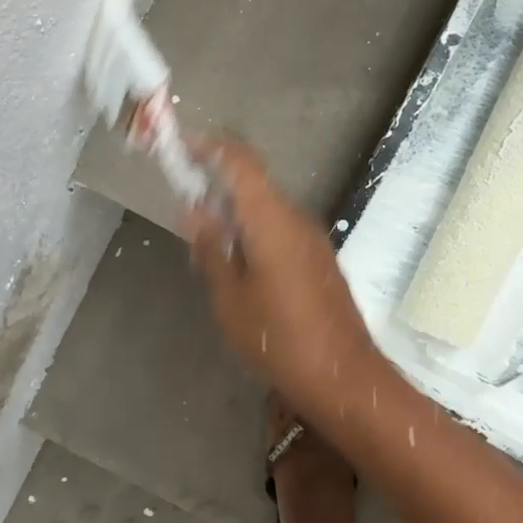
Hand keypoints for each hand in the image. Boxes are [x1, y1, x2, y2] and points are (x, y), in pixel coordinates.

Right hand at [181, 136, 387, 414]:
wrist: (342, 376)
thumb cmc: (278, 339)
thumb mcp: (230, 298)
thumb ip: (211, 248)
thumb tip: (194, 208)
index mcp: (272, 220)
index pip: (241, 162)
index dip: (209, 147)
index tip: (180, 147)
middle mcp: (297, 219)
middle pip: (254, 186)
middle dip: (217, 189)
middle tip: (185, 212)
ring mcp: (313, 240)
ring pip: (267, 212)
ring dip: (236, 217)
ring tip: (207, 249)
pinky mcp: (321, 261)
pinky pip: (281, 233)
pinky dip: (255, 236)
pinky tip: (239, 269)